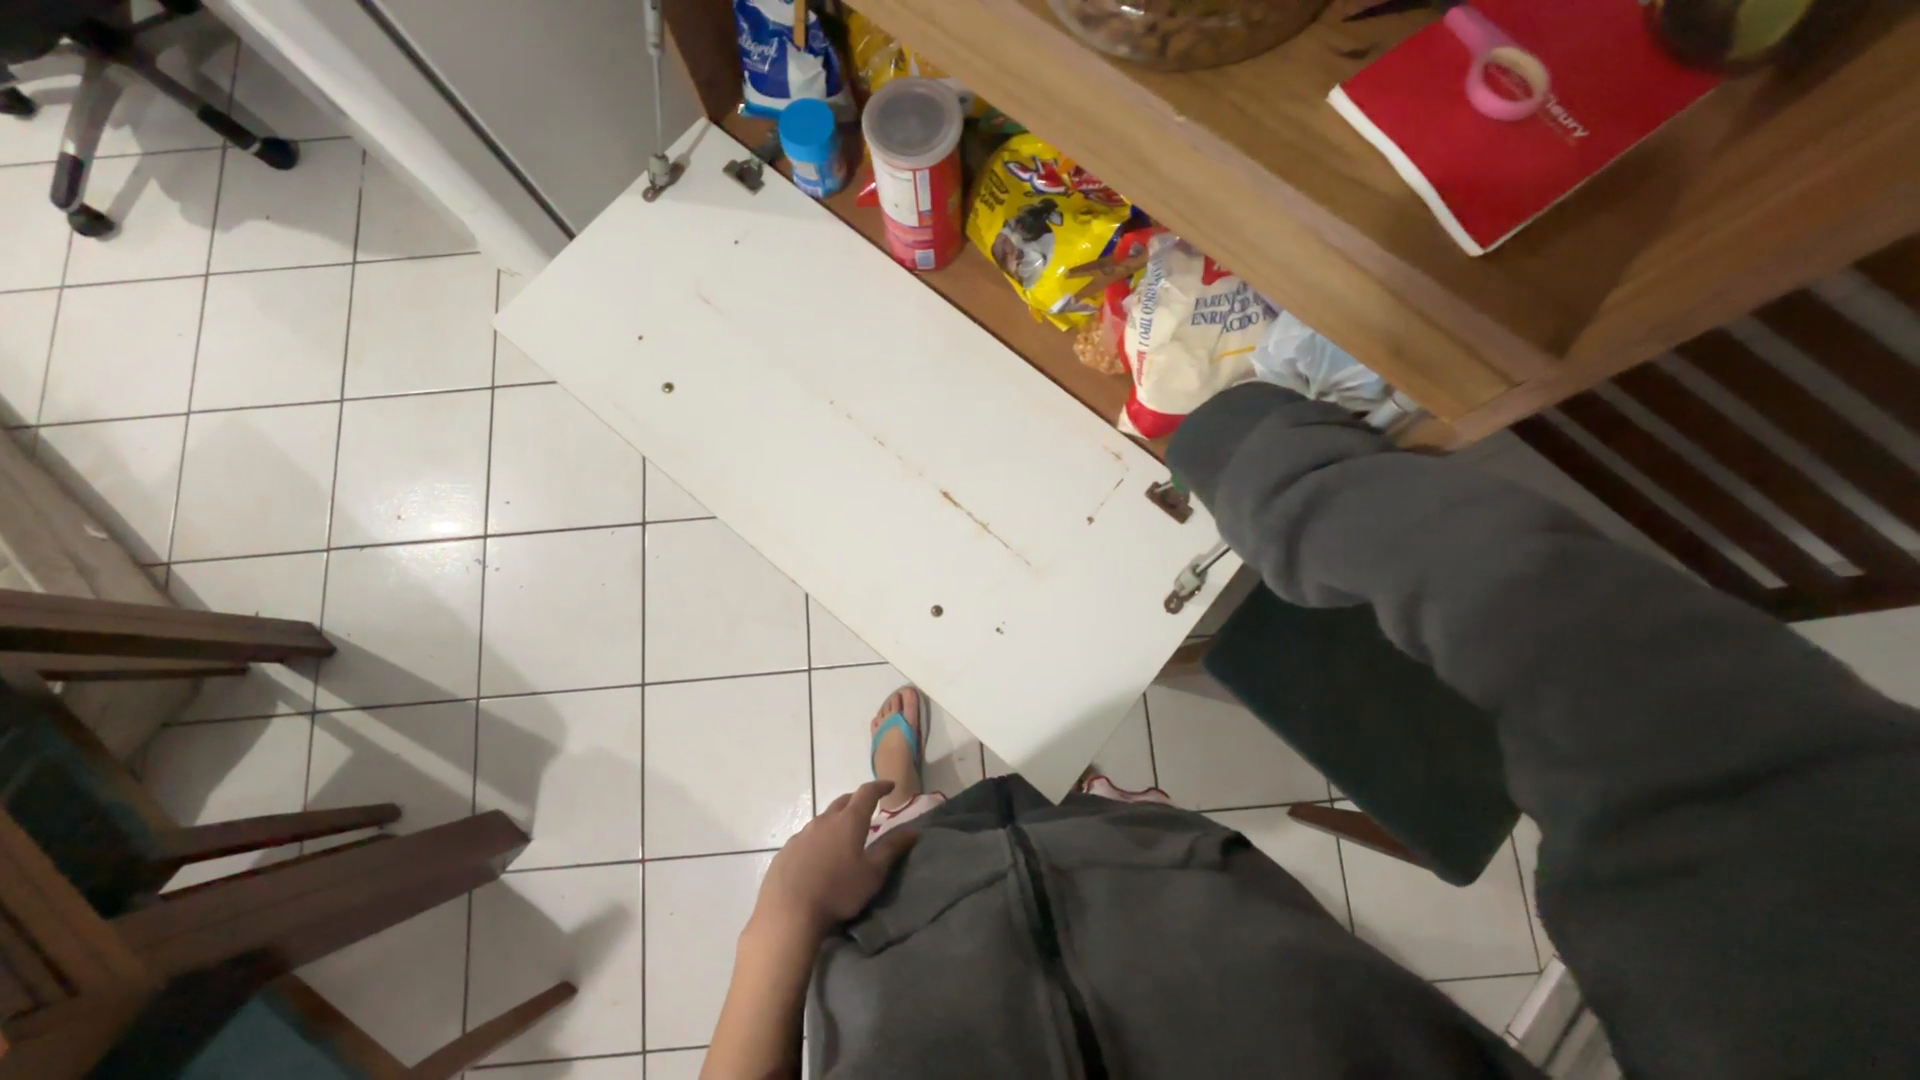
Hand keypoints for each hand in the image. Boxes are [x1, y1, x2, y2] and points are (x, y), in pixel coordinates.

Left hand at [754, 780, 919, 937]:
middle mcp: (824, 821)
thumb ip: (892, 848)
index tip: (890, 785)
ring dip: (836, 821)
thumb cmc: (838, 891)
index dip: (880, 786)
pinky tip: (818, 858)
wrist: (789, 913)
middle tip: (868, 808)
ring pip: (823, 820)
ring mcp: (801, 835)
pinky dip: (818, 839)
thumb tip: (912, 830)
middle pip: (843, 802)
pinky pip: (806, 837)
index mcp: (848, 822)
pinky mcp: (786, 851)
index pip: (867, 793)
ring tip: (843, 836)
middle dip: (857, 801)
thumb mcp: (873, 873)